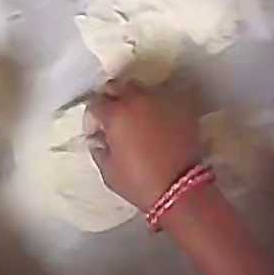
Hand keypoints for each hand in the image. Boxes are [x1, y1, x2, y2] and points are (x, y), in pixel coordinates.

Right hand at [86, 84, 203, 211]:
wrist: (180, 188)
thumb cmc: (139, 182)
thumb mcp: (109, 172)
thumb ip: (99, 149)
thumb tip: (98, 137)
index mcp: (115, 114)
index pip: (95, 102)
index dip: (93, 116)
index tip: (97, 129)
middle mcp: (135, 99)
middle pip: (116, 86)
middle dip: (111, 98)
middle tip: (115, 117)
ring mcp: (159, 99)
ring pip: (140, 88)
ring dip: (134, 99)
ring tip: (137, 117)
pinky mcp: (178, 104)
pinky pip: (161, 97)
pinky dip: (155, 105)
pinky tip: (157, 121)